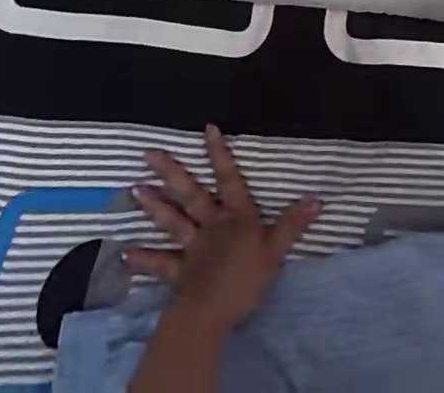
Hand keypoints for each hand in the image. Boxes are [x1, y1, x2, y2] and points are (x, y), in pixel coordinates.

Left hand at [125, 125, 320, 334]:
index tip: (207, 129)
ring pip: (173, 221)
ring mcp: (192, 247)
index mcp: (237, 216)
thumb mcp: (275, 250)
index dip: (220, 154)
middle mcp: (212, 225)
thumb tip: (316, 197)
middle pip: (191, 194)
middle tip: (149, 154)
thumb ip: (292, 223)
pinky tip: (127, 251)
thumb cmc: (245, 279)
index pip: (230, 178)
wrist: (210, 314)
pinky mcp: (180, 271)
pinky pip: (161, 263)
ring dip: (154, 205)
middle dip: (172, 172)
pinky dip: (144, 258)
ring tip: (135, 188)